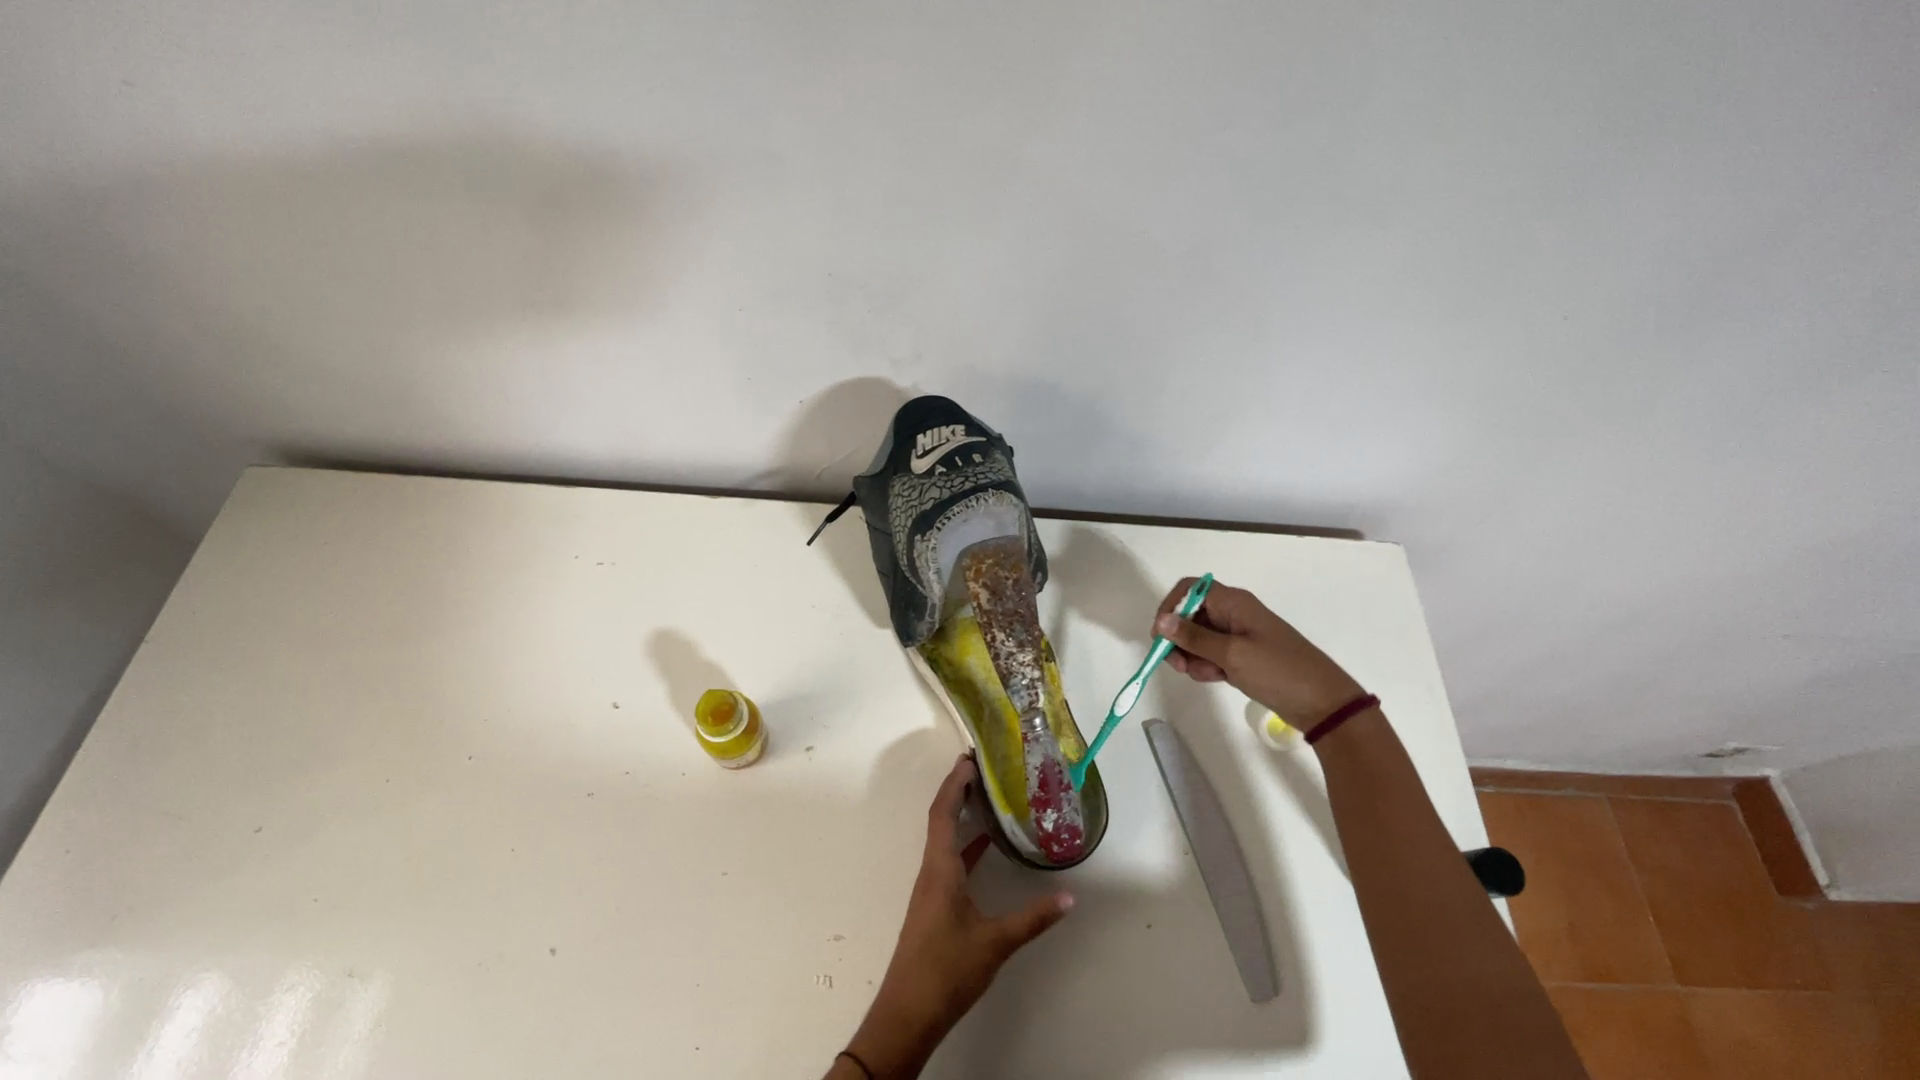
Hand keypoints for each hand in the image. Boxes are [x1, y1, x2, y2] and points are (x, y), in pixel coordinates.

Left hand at [842, 755, 1073, 1077]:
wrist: (908, 1013)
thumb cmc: (946, 970)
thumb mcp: (995, 942)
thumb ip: (1033, 919)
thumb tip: (1069, 897)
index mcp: (939, 870)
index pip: (943, 814)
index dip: (954, 784)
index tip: (969, 758)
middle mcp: (931, 872)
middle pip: (941, 819)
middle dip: (958, 791)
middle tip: (982, 768)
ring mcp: (931, 890)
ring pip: (944, 840)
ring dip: (961, 816)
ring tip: (987, 797)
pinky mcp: (935, 906)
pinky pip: (950, 861)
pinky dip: (966, 846)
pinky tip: (986, 847)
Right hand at [1154, 578, 1364, 726]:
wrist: (1321, 702)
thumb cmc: (1277, 670)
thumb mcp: (1231, 654)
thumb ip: (1193, 637)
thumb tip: (1162, 621)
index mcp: (1233, 602)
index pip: (1188, 590)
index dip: (1169, 608)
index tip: (1161, 636)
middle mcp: (1233, 613)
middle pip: (1189, 616)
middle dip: (1179, 640)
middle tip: (1180, 666)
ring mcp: (1237, 635)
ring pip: (1198, 639)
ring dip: (1193, 657)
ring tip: (1208, 675)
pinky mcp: (1241, 656)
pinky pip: (1211, 655)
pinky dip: (1207, 666)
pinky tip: (1217, 679)